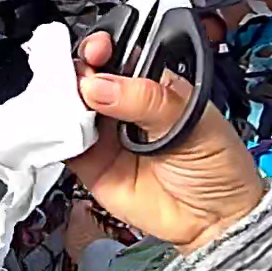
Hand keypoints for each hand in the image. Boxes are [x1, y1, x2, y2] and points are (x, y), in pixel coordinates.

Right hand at [68, 33, 264, 253]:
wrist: (212, 222)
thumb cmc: (217, 167)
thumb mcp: (193, 123)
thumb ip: (147, 100)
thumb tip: (99, 86)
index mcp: (152, 84)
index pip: (120, 55)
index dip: (104, 48)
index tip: (96, 51)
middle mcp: (123, 105)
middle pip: (87, 77)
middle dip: (77, 73)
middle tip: (79, 81)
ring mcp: (105, 134)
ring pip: (70, 108)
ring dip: (62, 102)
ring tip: (69, 106)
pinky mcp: (89, 164)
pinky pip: (63, 144)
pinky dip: (54, 135)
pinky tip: (59, 129)